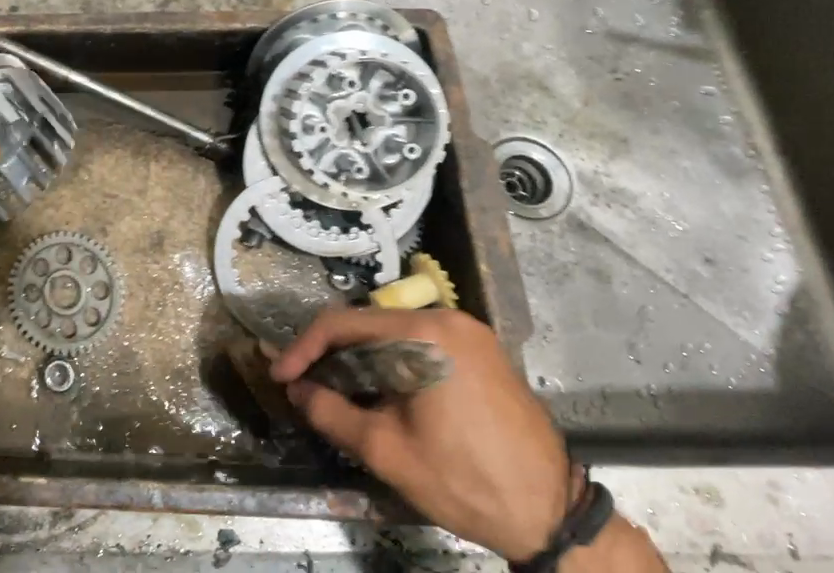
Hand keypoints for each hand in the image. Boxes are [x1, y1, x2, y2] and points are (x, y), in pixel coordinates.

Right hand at [271, 307, 573, 560]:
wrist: (552, 514)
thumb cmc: (465, 480)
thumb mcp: (385, 450)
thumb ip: (330, 412)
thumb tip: (296, 391)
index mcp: (424, 333)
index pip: (343, 324)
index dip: (303, 348)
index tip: (281, 377)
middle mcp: (448, 319)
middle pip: (369, 324)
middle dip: (331, 355)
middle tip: (306, 385)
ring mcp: (471, 334)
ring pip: (394, 335)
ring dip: (361, 359)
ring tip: (337, 392)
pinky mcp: (483, 352)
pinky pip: (421, 345)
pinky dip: (392, 362)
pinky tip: (380, 392)